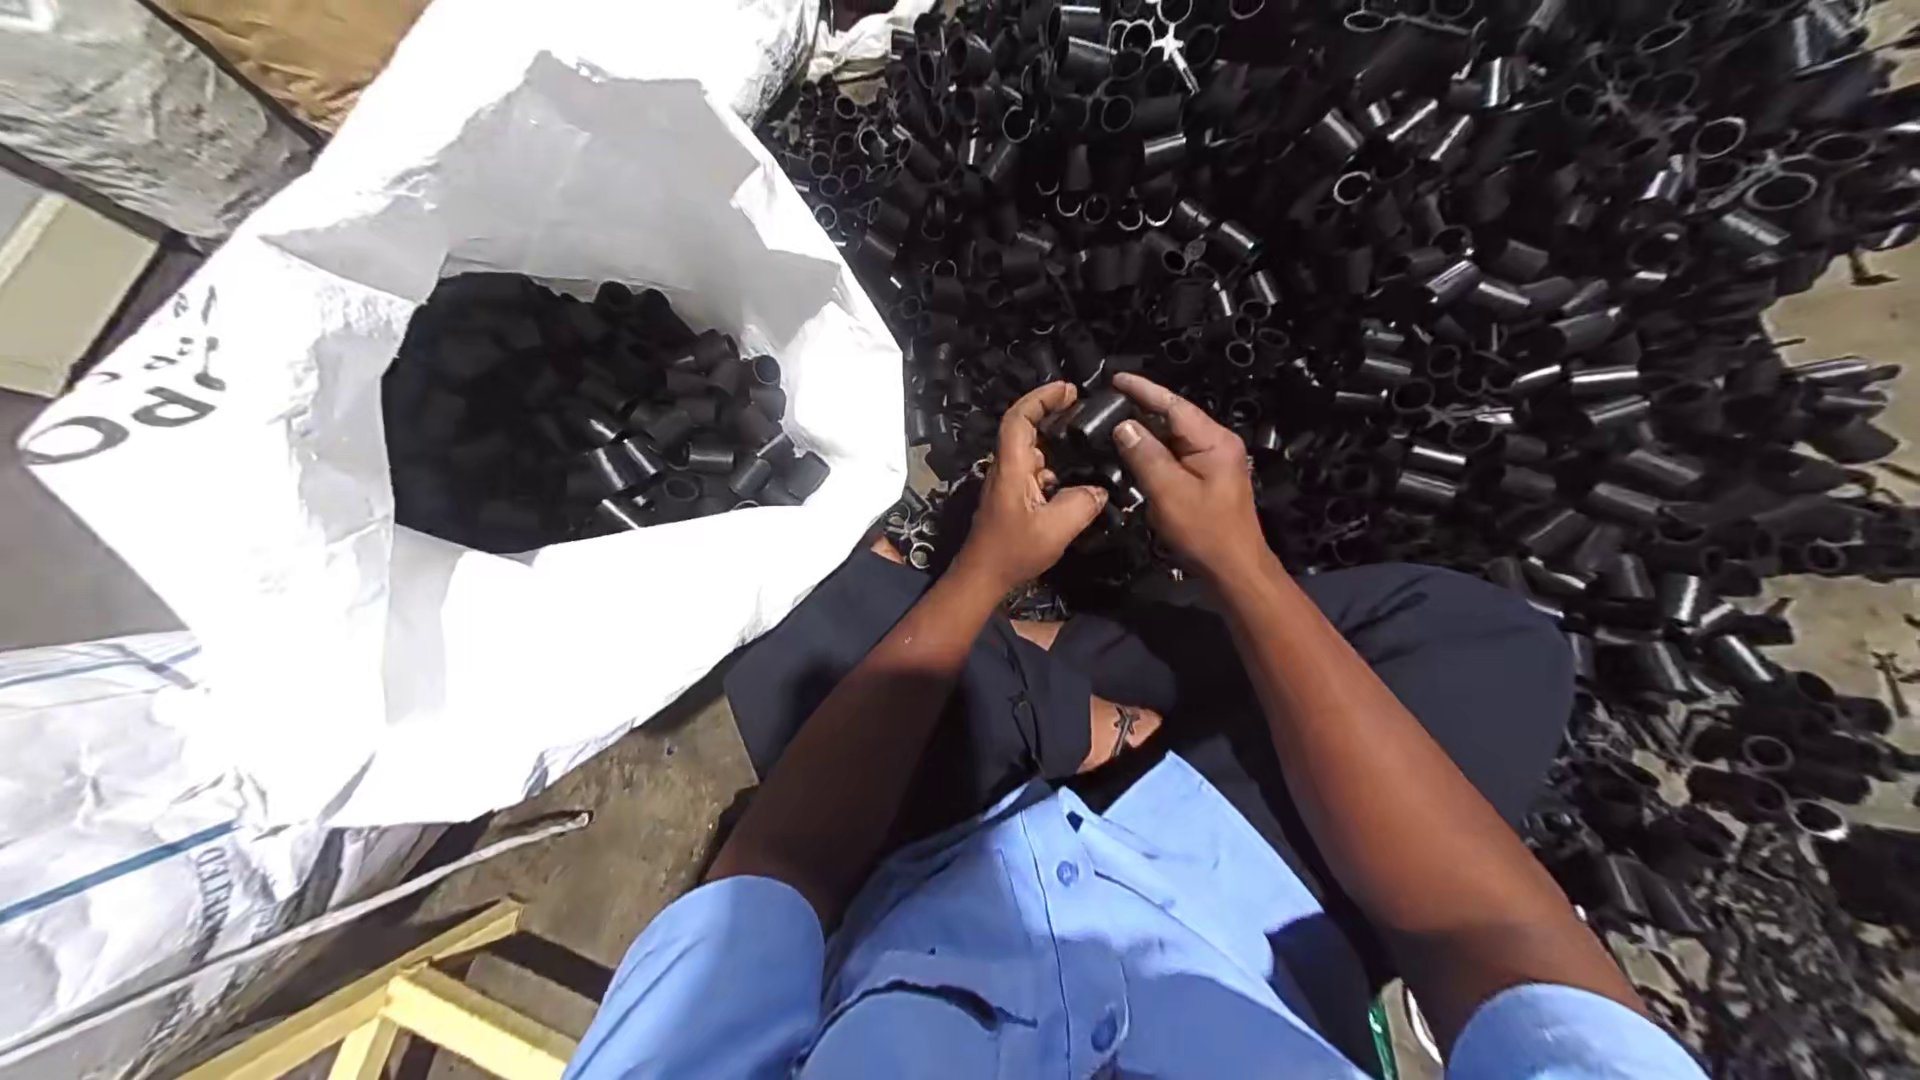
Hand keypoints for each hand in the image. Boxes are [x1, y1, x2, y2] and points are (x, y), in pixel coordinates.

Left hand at [952, 382, 1108, 593]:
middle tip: (1082, 408)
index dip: (1041, 398)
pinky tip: (1076, 475)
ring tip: (1086, 438)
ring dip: (1055, 439)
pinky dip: (1054, 464)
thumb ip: (1082, 503)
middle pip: (1025, 428)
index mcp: (1011, 467)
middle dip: (1051, 412)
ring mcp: (1008, 483)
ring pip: (1031, 449)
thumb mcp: (1055, 528)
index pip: (1019, 418)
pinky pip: (1035, 470)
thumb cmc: (1012, 551)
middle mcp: (1006, 468)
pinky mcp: (1013, 497)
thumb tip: (1099, 490)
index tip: (1067, 390)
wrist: (982, 577)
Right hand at [1109, 372, 1271, 580]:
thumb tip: (1123, 426)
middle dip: (1141, 409)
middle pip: (1174, 418)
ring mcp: (1213, 461)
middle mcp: (1217, 444)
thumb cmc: (1205, 532)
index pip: (1174, 404)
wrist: (1233, 568)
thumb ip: (1145, 455)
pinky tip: (1133, 455)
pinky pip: (1175, 456)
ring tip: (1113, 425)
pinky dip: (1153, 453)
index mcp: (1214, 441)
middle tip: (1107, 404)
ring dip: (1145, 432)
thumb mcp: (1169, 492)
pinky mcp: (1206, 478)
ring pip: (1173, 438)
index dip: (1143, 390)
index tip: (1116, 380)